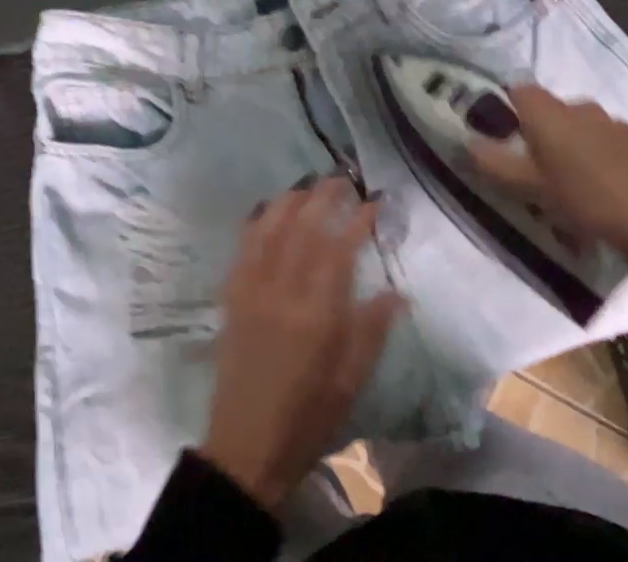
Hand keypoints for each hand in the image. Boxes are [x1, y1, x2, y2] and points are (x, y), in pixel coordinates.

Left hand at [199, 177, 402, 511]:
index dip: (357, 221)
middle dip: (322, 199)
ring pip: (269, 232)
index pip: (339, 251)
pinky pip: (243, 251)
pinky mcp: (231, 301)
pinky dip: (256, 224)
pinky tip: (266, 212)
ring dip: (288, 203)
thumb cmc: (307, 419)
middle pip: (302, 231)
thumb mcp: (351, 382)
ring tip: (306, 186)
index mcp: (318, 315)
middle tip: (340, 180)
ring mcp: (251, 293)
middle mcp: (281, 293)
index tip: (373, 201)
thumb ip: (371, 331)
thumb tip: (396, 291)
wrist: (245, 447)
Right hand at [468, 85, 627, 260]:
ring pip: (572, 126)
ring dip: (561, 146)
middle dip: (533, 135)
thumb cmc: (583, 198)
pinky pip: (595, 140)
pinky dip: (586, 156)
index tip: (498, 140)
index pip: (517, 91)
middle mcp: (578, 106)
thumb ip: (494, 162)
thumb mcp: (530, 188)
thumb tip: (467, 141)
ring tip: (559, 185)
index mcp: (550, 111)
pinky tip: (589, 187)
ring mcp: (609, 121)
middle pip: (545, 111)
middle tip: (525, 171)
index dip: (503, 111)